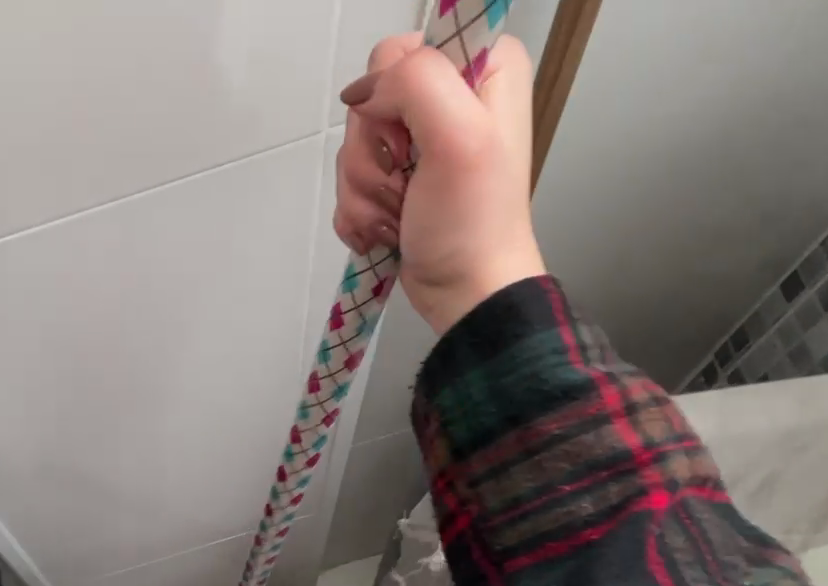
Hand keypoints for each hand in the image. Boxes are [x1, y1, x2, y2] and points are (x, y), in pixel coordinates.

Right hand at [334, 34, 544, 335]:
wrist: (463, 290)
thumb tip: (363, 91)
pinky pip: (348, 182)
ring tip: (398, 216)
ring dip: (365, 192)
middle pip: (368, 104)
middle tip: (405, 186)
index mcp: (478, 69)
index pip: (399, 53)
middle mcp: (448, 98)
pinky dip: (359, 212)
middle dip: (373, 157)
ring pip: (353, 147)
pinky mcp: (394, 180)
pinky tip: (385, 230)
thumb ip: (415, 83)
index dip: (391, 100)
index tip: (414, 143)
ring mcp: (417, 143)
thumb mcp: (459, 138)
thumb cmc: (471, 223)